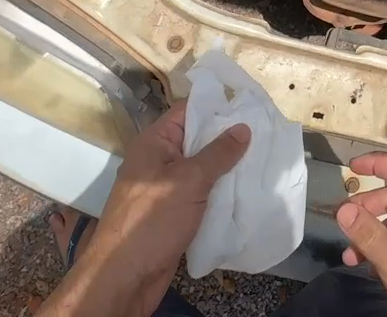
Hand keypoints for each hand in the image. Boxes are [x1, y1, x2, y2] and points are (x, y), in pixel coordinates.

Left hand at [41, 101, 248, 314]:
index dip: (217, 105)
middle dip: (227, 137)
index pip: (188, 110)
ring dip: (226, 166)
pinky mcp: (172, 213)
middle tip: (263, 130)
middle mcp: (158, 160)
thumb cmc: (152, 222)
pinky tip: (244, 189)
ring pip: (201, 167)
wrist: (124, 281)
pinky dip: (219, 190)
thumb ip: (219, 152)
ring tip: (260, 157)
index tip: (249, 104)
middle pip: (197, 138)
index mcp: (154, 143)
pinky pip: (200, 192)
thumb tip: (243, 127)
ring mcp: (164, 188)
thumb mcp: (189, 180)